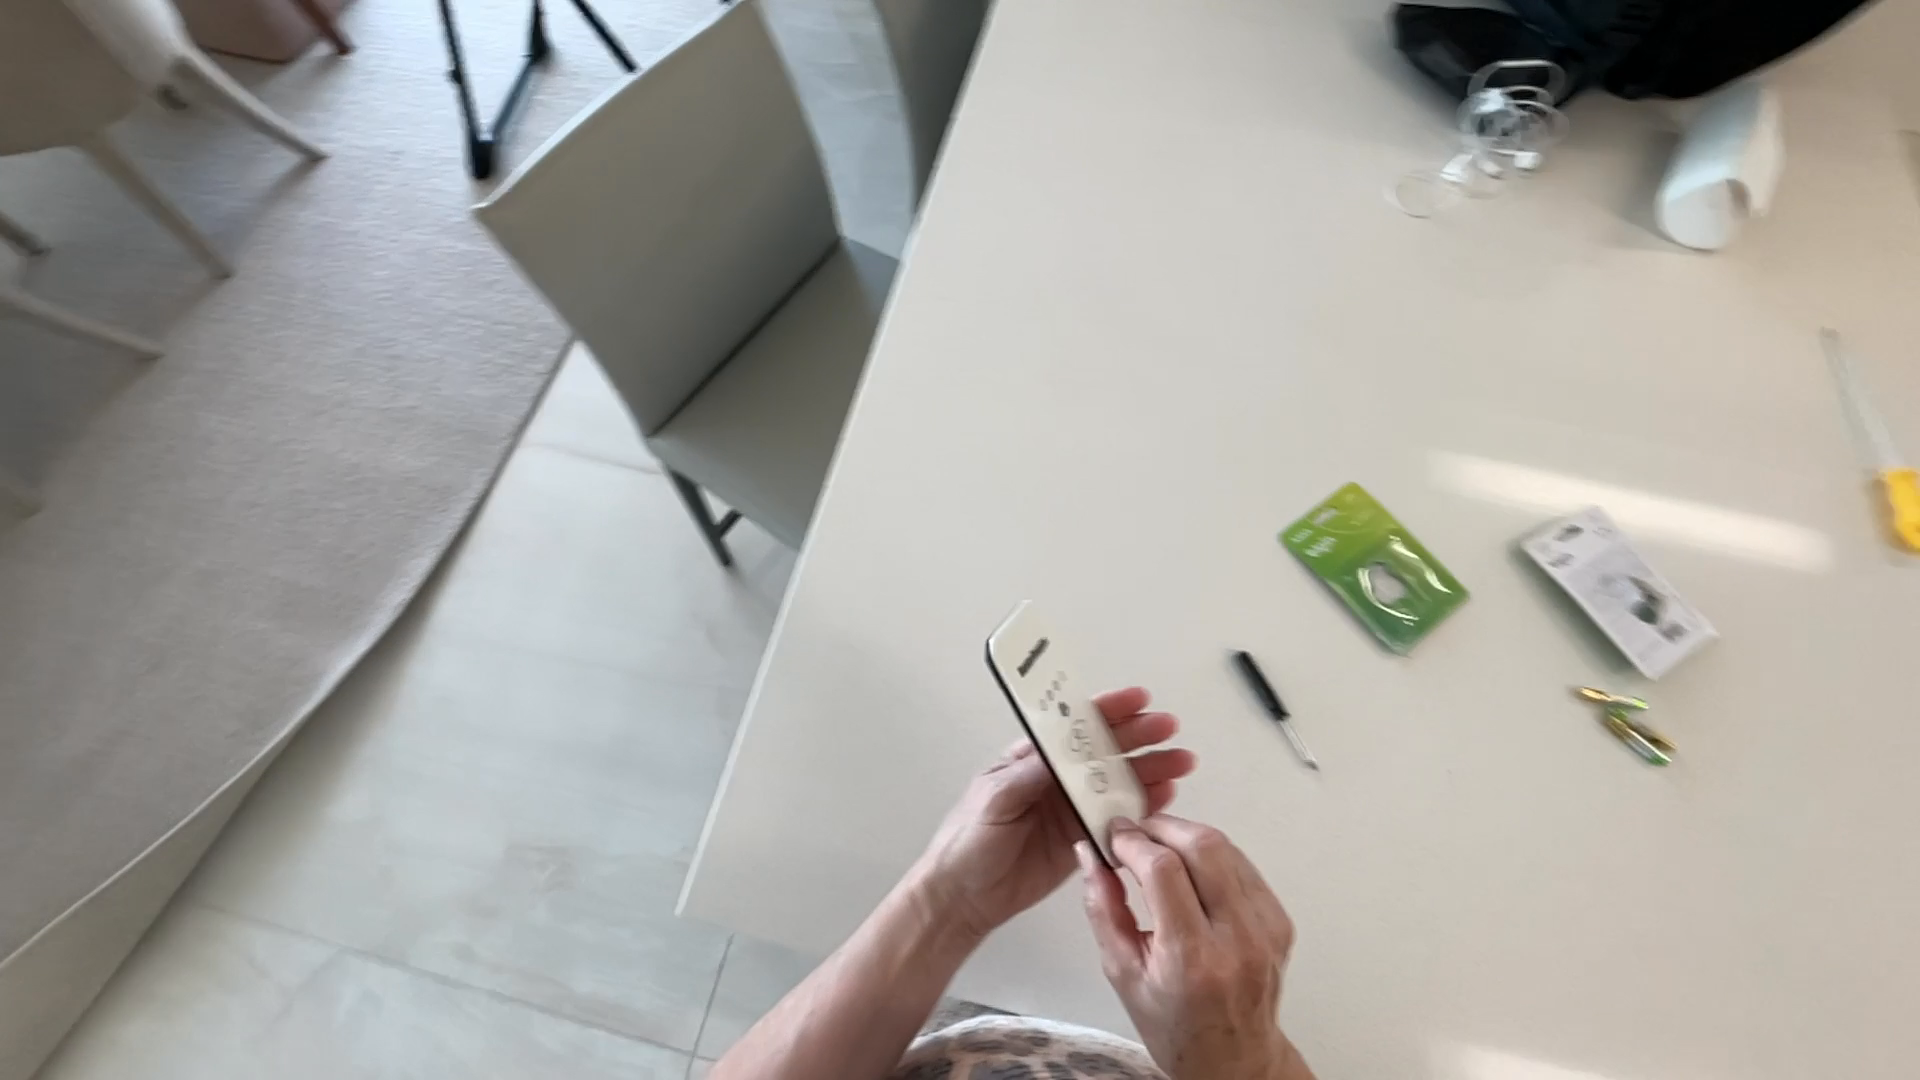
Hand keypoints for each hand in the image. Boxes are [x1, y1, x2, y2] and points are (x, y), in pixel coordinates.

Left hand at [912, 687, 1195, 940]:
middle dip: (1138, 736)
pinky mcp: (1081, 838)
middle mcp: (1056, 777)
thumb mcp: (995, 797)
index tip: (1137, 699)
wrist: (964, 895)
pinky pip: (1117, 819)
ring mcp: (1071, 807)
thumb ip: (1031, 775)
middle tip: (1169, 729)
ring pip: (1117, 782)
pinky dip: (1143, 808)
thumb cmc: (969, 838)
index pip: (1073, 725)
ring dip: (1149, 770)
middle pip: (1104, 750)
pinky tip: (1165, 797)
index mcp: (1032, 757)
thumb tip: (1064, 752)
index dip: (1106, 709)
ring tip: (1180, 763)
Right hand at [1078, 816, 1313, 1079]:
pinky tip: (1188, 866)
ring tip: (1156, 846)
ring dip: (1183, 834)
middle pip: (1201, 846)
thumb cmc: (1174, 1024)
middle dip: (1159, 827)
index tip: (1112, 836)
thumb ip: (1102, 908)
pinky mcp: (1279, 920)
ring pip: (1223, 846)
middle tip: (1134, 834)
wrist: (1236, 1062)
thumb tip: (1089, 853)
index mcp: (1193, 959)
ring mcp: (1265, 928)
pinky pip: (1240, 863)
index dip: (1132, 842)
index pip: (1163, 871)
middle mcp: (1237, 940)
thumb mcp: (1121, 973)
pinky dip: (1208, 853)